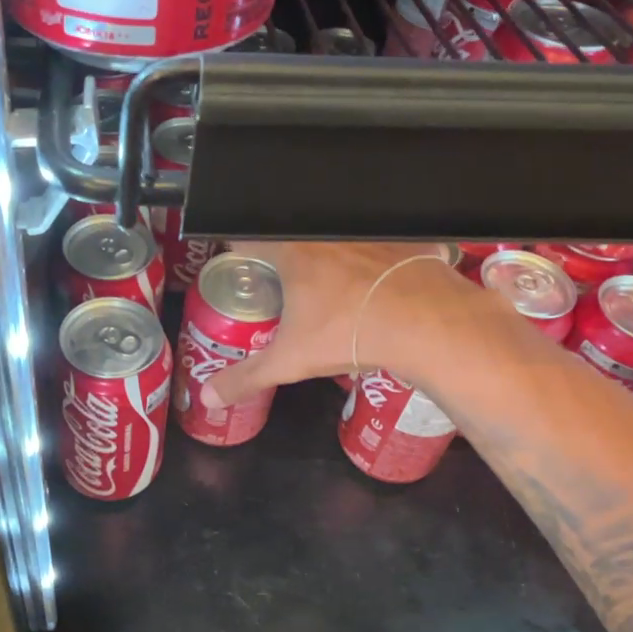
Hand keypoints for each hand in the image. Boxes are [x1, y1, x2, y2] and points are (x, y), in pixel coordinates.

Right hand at [200, 242, 481, 407]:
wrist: (427, 324)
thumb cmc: (348, 335)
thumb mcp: (290, 361)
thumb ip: (247, 377)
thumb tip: (206, 397)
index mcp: (293, 252)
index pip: (251, 238)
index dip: (242, 252)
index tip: (241, 269)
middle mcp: (328, 233)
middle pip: (295, 237)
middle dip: (286, 255)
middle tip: (284, 282)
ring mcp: (370, 234)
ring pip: (340, 238)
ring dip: (334, 254)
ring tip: (335, 284)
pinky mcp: (406, 241)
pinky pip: (384, 243)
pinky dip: (382, 258)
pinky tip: (384, 279)